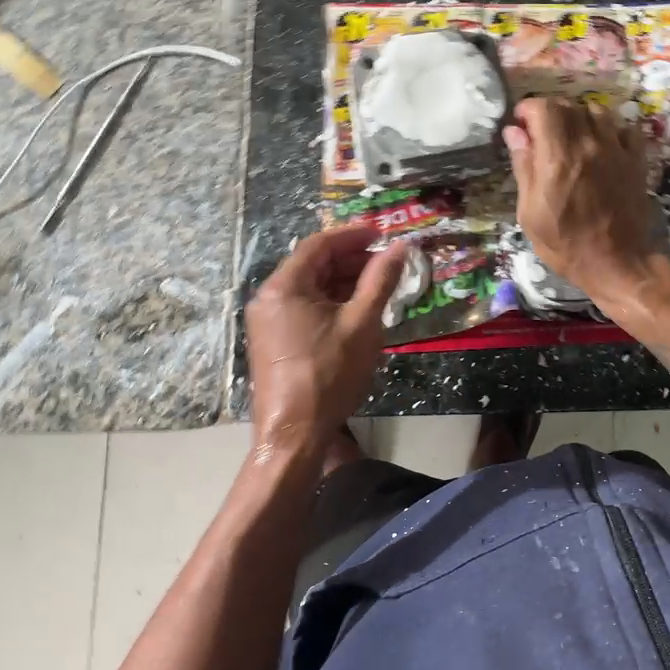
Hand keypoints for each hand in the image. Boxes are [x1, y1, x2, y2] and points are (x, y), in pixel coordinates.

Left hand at [246, 225, 406, 453]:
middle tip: (387, 263)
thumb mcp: (362, 324)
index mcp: (284, 287)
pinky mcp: (274, 341)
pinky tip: (358, 311)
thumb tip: (401, 247)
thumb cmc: (329, 375)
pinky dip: (332, 302)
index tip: (384, 234)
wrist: (294, 434)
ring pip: (311, 287)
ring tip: (380, 286)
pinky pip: (305, 308)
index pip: (319, 245)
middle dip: (352, 260)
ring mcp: (268, 321)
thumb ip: (381, 281)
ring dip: (344, 282)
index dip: (353, 236)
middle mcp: (269, 298)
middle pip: (313, 264)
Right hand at [503, 97, 655, 301]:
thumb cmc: (567, 244)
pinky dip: (609, 128)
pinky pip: (624, 127)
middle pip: (568, 105)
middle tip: (541, 133)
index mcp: (557, 158)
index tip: (520, 124)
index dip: (527, 109)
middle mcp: (588, 144)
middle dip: (550, 112)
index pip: (543, 108)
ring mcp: (616, 149)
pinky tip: (601, 144)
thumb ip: (524, 167)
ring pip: (596, 110)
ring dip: (578, 117)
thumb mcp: (530, 213)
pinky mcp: (635, 160)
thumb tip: (514, 133)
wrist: (619, 263)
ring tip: (571, 136)